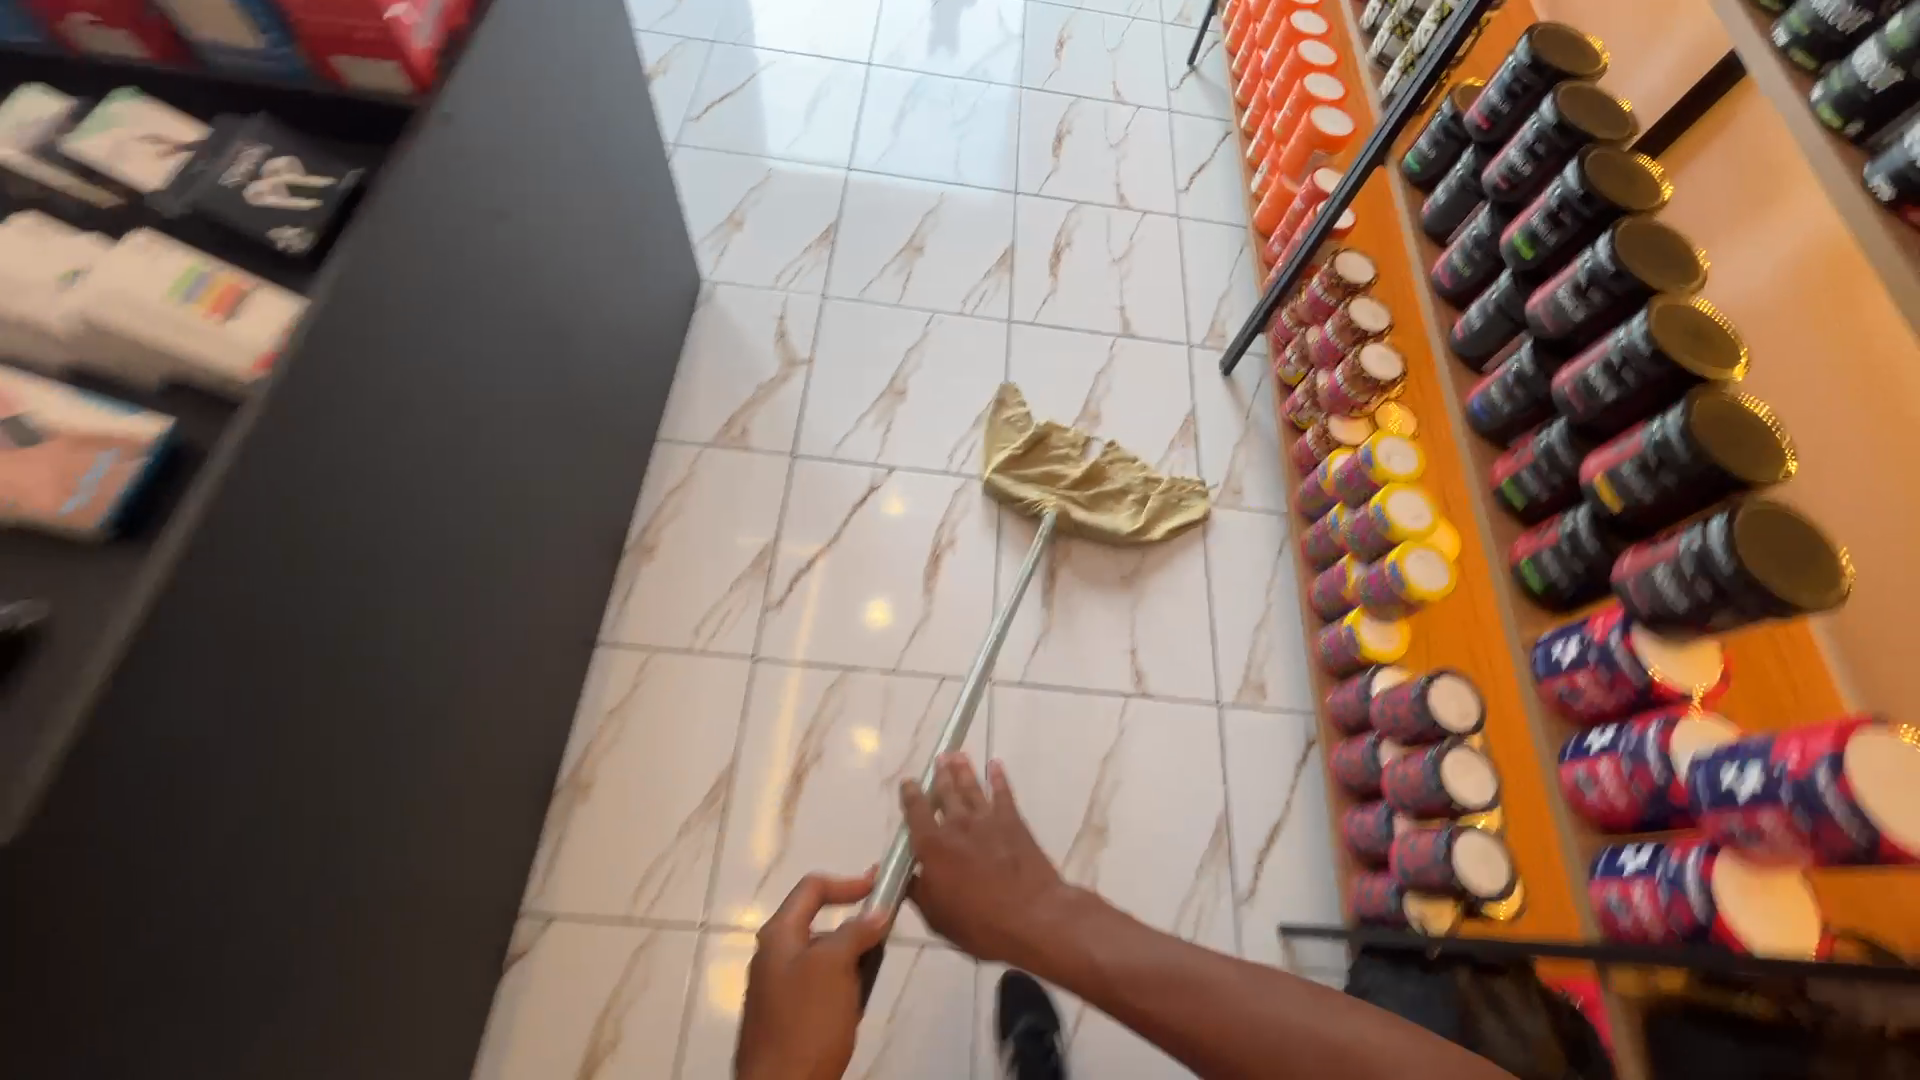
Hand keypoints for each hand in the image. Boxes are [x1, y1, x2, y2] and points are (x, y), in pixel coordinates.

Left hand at [736, 870, 890, 1079]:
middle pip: (819, 921)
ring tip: (870, 976)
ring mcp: (778, 988)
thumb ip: (857, 932)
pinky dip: (841, 987)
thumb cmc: (806, 1022)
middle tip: (882, 936)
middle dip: (854, 926)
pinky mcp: (788, 1017)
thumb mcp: (835, 966)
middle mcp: (774, 955)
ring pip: (823, 957)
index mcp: (779, 934)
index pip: (813, 887)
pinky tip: (854, 1007)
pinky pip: (820, 988)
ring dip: (850, 960)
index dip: (848, 882)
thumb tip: (878, 912)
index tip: (881, 888)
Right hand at [901, 754, 1076, 968]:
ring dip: (964, 770)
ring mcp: (987, 819)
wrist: (1031, 916)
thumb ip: (916, 890)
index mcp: (933, 846)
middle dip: (941, 774)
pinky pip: (1003, 793)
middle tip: (939, 758)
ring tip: (958, 754)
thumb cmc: (979, 923)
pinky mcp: (1013, 821)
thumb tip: (895, 875)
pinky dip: (999, 777)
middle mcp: (957, 825)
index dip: (911, 795)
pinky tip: (996, 765)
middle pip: (946, 792)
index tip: (909, 782)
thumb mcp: (936, 916)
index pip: (916, 812)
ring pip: (971, 787)